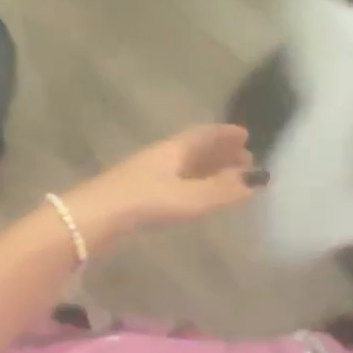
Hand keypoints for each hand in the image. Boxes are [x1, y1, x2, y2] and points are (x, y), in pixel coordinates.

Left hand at [63, 125, 267, 250]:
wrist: (93, 219)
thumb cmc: (142, 202)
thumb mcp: (188, 197)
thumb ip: (222, 189)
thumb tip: (260, 177)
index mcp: (171, 150)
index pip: (201, 135)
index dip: (223, 134)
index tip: (245, 134)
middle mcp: (160, 157)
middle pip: (194, 149)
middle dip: (220, 152)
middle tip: (247, 158)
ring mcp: (147, 175)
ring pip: (184, 166)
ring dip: (208, 168)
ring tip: (230, 176)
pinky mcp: (139, 195)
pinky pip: (176, 181)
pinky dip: (194, 183)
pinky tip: (196, 196)